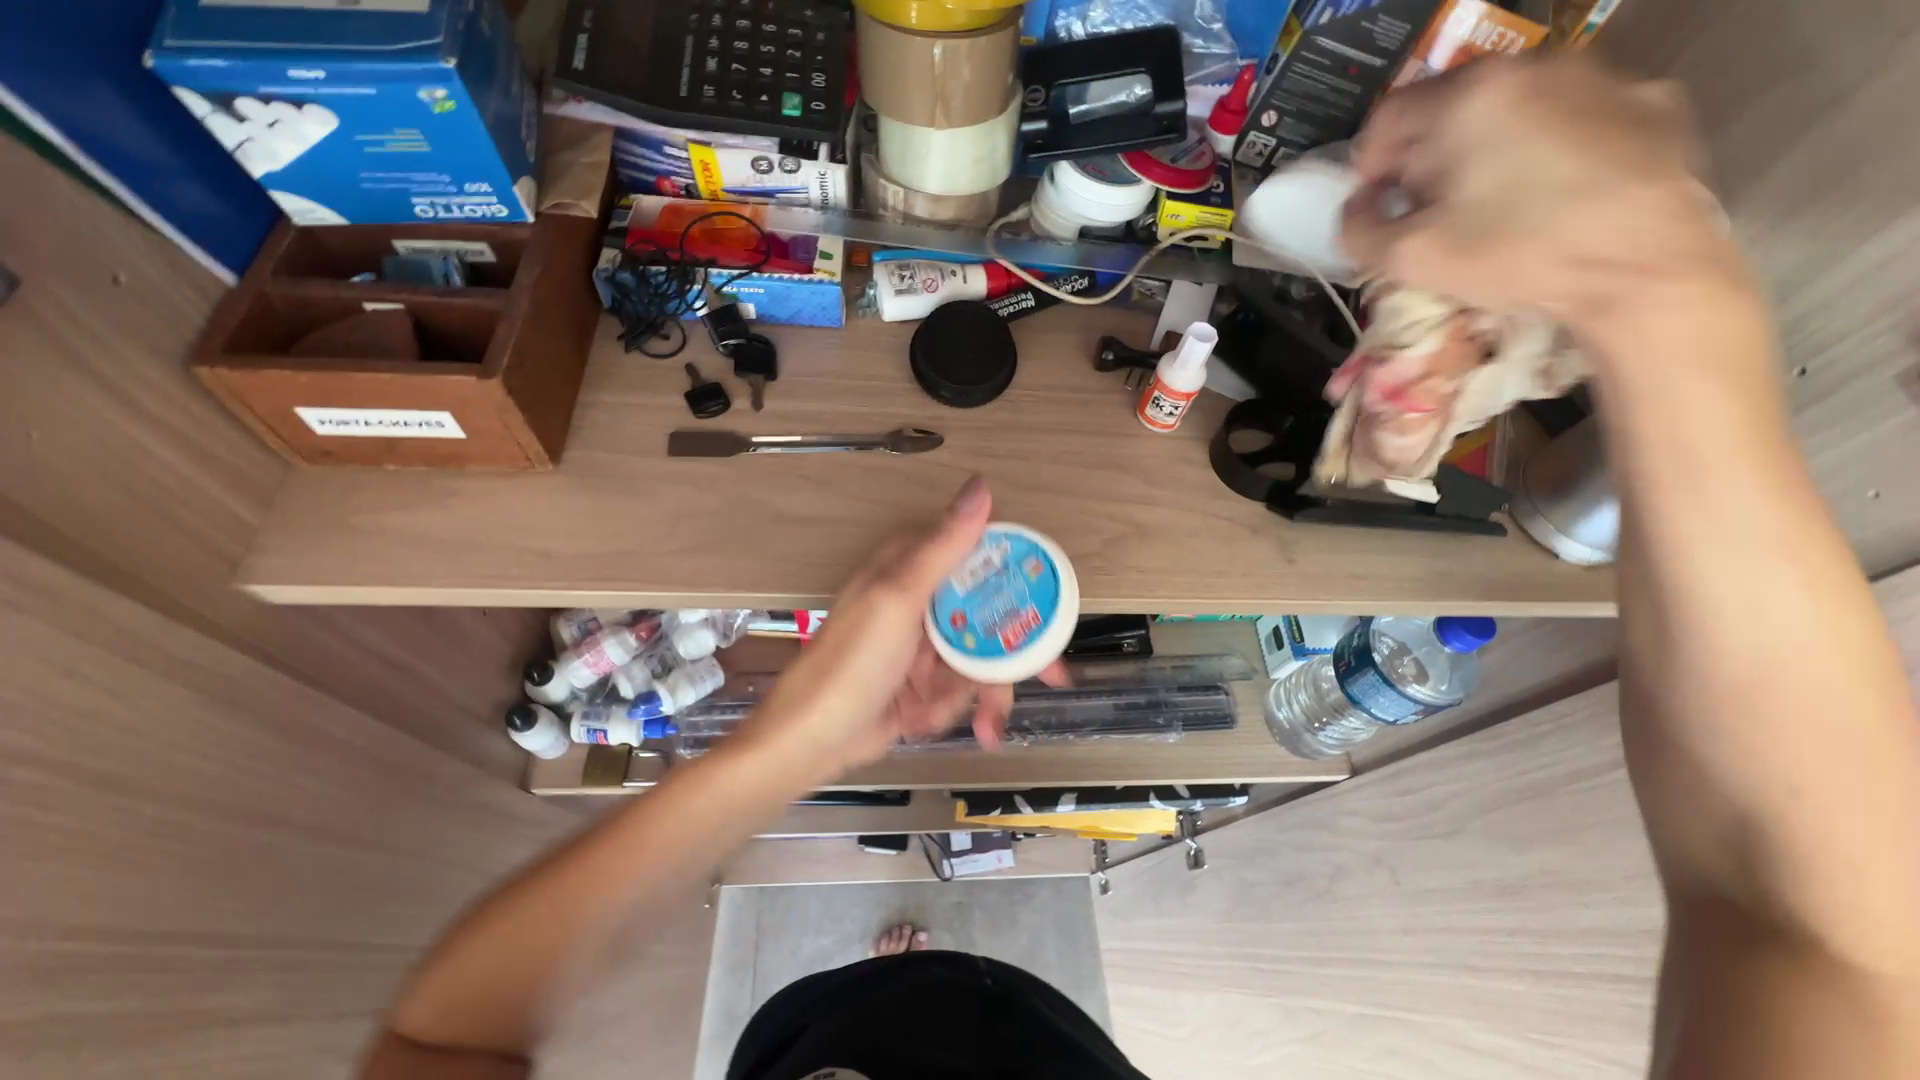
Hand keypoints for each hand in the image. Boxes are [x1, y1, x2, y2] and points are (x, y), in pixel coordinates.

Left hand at [740, 476, 1068, 775]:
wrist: (809, 742)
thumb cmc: (850, 664)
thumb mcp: (898, 600)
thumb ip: (943, 547)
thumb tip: (980, 487)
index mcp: (911, 570)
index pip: (978, 558)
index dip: (1018, 578)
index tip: (1053, 601)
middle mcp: (919, 604)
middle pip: (989, 616)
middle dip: (1014, 655)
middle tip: (1054, 676)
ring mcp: (920, 648)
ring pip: (979, 660)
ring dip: (980, 696)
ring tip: (985, 727)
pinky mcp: (919, 687)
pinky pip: (957, 693)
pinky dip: (949, 711)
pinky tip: (923, 725)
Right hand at [1340, 55, 1753, 339]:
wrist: (1647, 271)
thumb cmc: (1519, 257)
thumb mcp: (1409, 259)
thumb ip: (1358, 229)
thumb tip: (1357, 209)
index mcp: (1469, 96)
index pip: (1386, 118)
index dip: (1369, 167)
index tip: (1378, 207)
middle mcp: (1534, 67)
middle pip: (1451, 109)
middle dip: (1430, 158)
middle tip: (1432, 212)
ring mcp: (1601, 79)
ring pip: (1515, 110)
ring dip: (1491, 150)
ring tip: (1496, 206)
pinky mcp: (1650, 103)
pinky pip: (1576, 121)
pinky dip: (1553, 151)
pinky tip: (1556, 197)